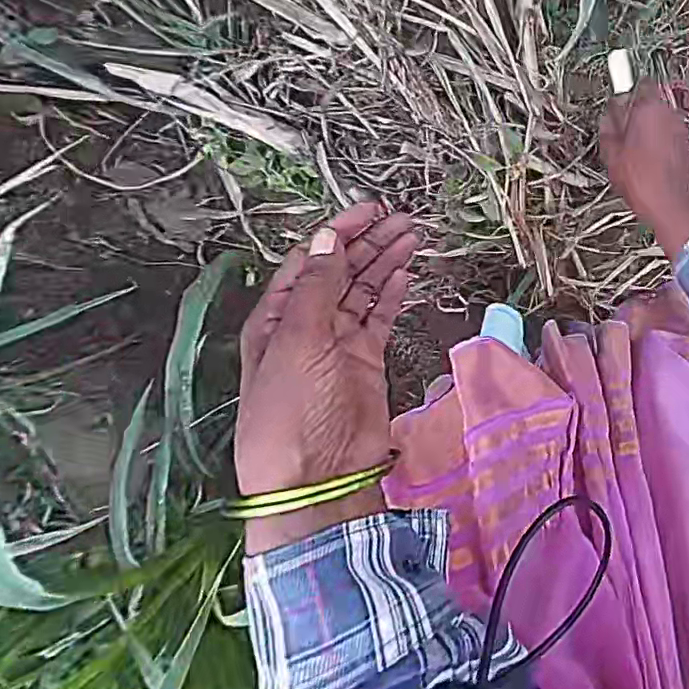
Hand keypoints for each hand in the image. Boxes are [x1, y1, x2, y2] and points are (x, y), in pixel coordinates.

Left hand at [236, 202, 416, 552]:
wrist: (318, 477)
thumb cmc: (292, 410)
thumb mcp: (296, 341)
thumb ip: (316, 288)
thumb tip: (327, 240)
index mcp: (277, 316)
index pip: (310, 261)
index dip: (338, 233)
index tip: (368, 212)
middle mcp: (307, 325)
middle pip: (341, 272)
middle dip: (369, 243)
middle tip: (401, 220)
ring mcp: (338, 342)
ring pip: (364, 290)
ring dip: (385, 262)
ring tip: (411, 237)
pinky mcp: (365, 359)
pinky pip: (378, 316)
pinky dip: (391, 294)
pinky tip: (404, 273)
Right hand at [600, 85, 688, 257]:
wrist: (671, 206)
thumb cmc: (642, 180)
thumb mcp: (612, 154)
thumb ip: (609, 128)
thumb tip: (609, 116)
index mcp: (649, 108)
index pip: (636, 84)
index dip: (623, 94)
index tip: (614, 105)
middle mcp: (669, 113)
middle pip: (648, 102)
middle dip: (633, 112)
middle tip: (618, 131)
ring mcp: (680, 129)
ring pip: (658, 119)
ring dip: (645, 128)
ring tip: (630, 150)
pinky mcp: (685, 145)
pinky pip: (666, 134)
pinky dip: (656, 141)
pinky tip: (645, 161)